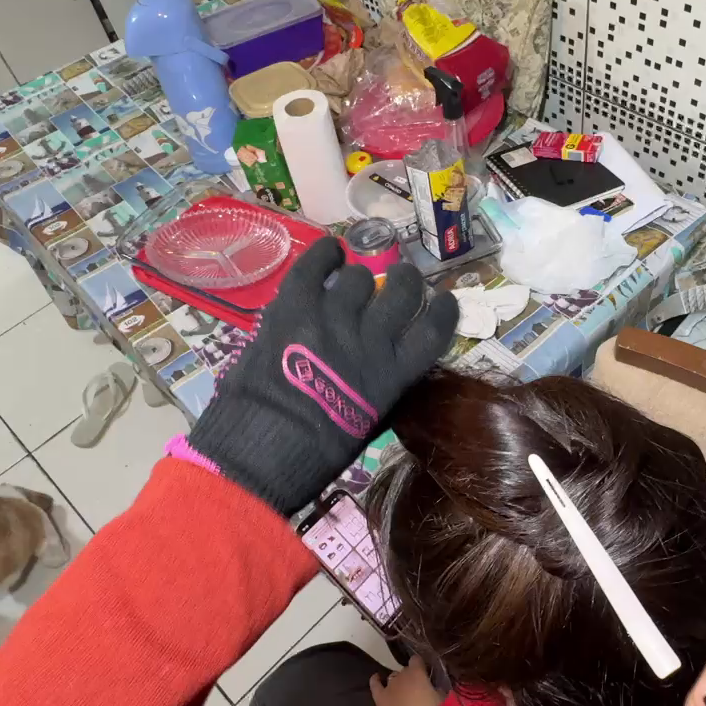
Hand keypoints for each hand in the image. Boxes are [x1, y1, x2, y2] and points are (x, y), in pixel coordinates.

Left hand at [185, 237, 457, 513]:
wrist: (261, 450)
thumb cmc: (316, 452)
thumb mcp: (368, 421)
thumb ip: (381, 382)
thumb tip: (382, 358)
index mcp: (394, 375)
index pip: (434, 328)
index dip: (444, 309)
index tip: (443, 301)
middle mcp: (371, 339)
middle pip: (404, 290)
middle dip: (406, 282)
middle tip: (398, 282)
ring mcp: (333, 318)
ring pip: (360, 276)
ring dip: (359, 279)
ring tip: (350, 285)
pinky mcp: (294, 307)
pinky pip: (315, 265)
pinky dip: (326, 253)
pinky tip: (330, 253)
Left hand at [369, 658, 443, 705]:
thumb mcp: (443, 701)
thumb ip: (439, 690)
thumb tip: (436, 687)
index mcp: (417, 672)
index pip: (417, 659)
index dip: (421, 665)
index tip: (427, 673)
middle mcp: (401, 675)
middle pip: (406, 670)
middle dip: (412, 677)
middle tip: (420, 689)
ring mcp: (389, 686)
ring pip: (393, 677)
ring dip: (399, 682)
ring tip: (405, 692)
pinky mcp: (379, 699)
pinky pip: (375, 684)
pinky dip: (377, 680)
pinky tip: (378, 678)